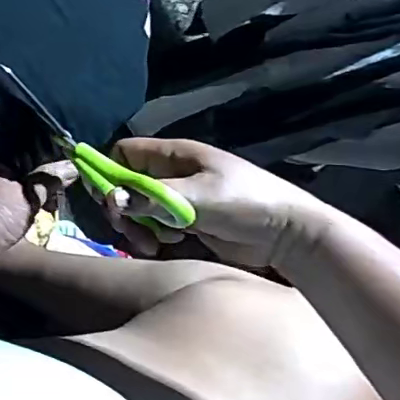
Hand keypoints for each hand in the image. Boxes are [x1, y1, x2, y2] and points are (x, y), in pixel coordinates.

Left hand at [0, 159, 78, 263]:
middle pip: (26, 163)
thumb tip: (71, 167)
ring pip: (21, 176)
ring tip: (50, 203)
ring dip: (37, 187)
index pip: (29, 147)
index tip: (67, 168)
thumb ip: (49, 180)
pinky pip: (13, 186)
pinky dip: (26, 193)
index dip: (50, 157)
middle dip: (44, 176)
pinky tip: (39, 206)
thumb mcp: (29, 198)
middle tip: (59, 192)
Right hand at [98, 138, 333, 267]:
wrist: (294, 237)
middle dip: (121, 208)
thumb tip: (110, 199)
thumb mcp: (196, 198)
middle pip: (123, 185)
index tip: (105, 196)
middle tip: (128, 228)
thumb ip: (150, 198)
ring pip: (135, 209)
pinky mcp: (185, 222)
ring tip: (153, 242)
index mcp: (172, 156)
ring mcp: (177, 199)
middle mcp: (169, 174)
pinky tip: (164, 246)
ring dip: (136, 227)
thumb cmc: (247, 203)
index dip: (108, 170)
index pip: (123, 153)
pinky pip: (152, 226)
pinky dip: (151, 237)